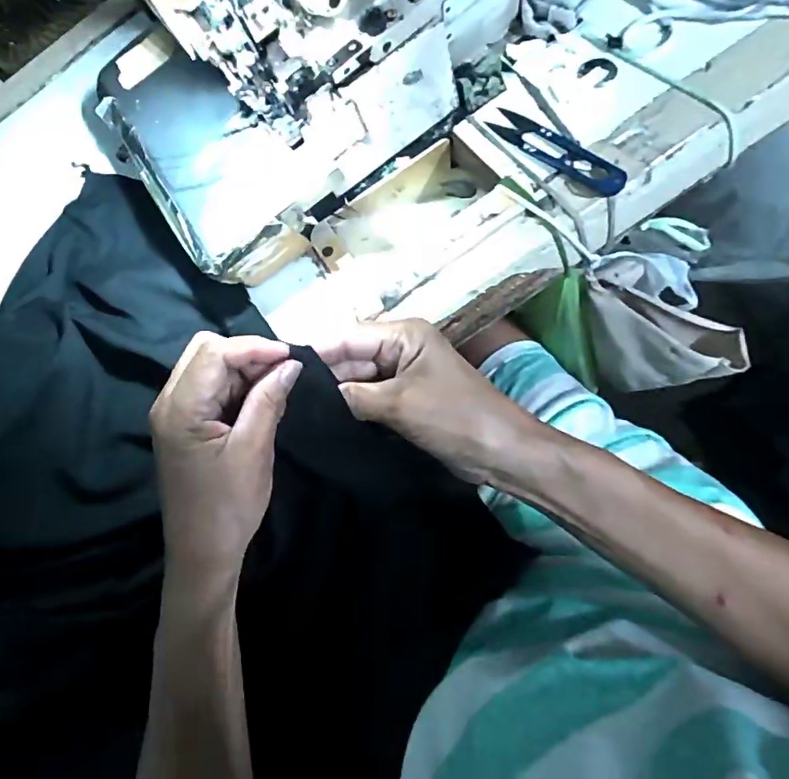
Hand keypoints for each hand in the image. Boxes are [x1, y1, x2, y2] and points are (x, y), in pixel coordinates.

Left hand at [150, 332, 302, 578]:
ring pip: (207, 366)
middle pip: (204, 351)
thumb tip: (290, 364)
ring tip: (276, 382)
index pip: (212, 352)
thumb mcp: (254, 451)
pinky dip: (234, 385)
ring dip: (242, 368)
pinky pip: (207, 387)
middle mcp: (168, 401)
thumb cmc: (228, 507)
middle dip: (246, 354)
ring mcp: (172, 411)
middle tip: (282, 370)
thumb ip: (268, 401)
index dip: (252, 347)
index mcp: (179, 408)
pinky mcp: (182, 422)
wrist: (201, 554)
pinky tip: (259, 396)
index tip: (289, 356)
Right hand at [308, 319, 544, 485]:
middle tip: (288, 393)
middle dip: (325, 375)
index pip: (348, 337)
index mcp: (404, 334)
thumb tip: (313, 394)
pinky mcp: (407, 397)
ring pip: (359, 378)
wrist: (505, 453)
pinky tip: (328, 417)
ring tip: (302, 407)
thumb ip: (352, 396)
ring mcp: (404, 373)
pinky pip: (371, 395)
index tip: (283, 367)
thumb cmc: (454, 417)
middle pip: (351, 356)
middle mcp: (401, 346)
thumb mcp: (398, 404)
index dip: (317, 352)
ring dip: (338, 393)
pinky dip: (354, 405)